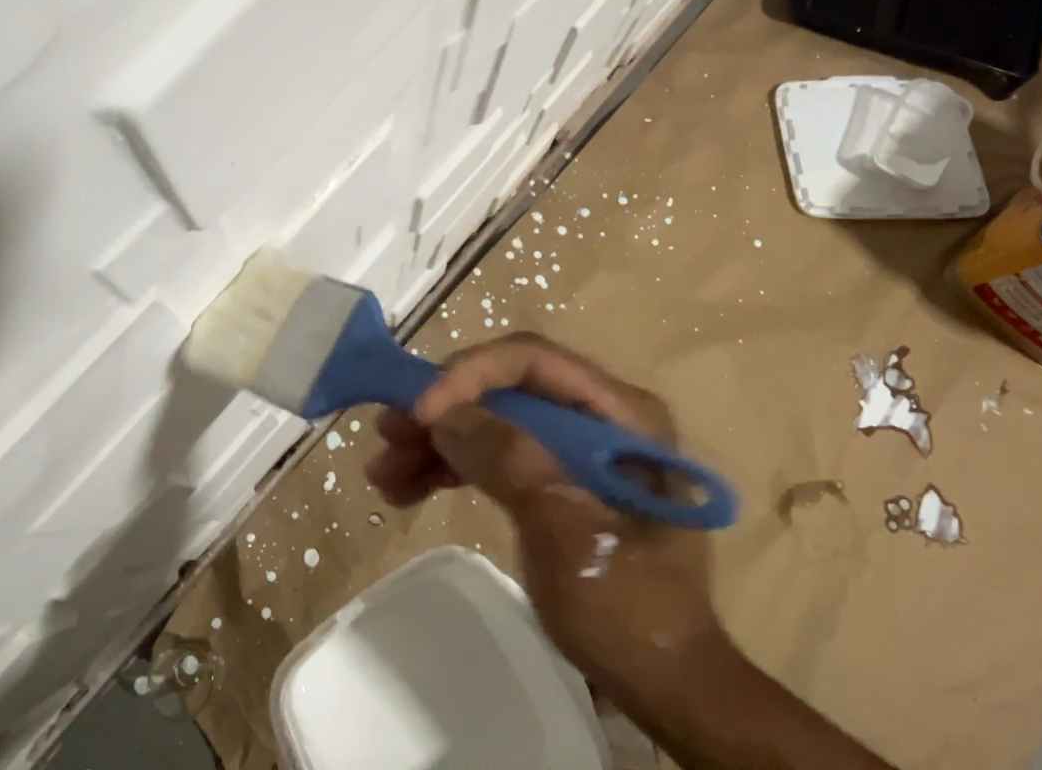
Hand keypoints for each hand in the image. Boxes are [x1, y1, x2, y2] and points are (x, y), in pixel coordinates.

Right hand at [364, 332, 719, 692]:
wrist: (659, 680)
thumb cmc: (625, 605)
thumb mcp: (564, 529)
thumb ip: (509, 460)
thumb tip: (441, 414)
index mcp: (620, 415)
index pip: (533, 361)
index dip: (469, 376)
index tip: (419, 412)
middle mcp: (598, 419)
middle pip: (505, 390)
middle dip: (443, 410)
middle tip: (385, 435)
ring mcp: (574, 451)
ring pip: (491, 423)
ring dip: (435, 442)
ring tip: (382, 472)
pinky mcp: (553, 481)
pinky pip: (493, 457)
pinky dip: (450, 468)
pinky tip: (406, 488)